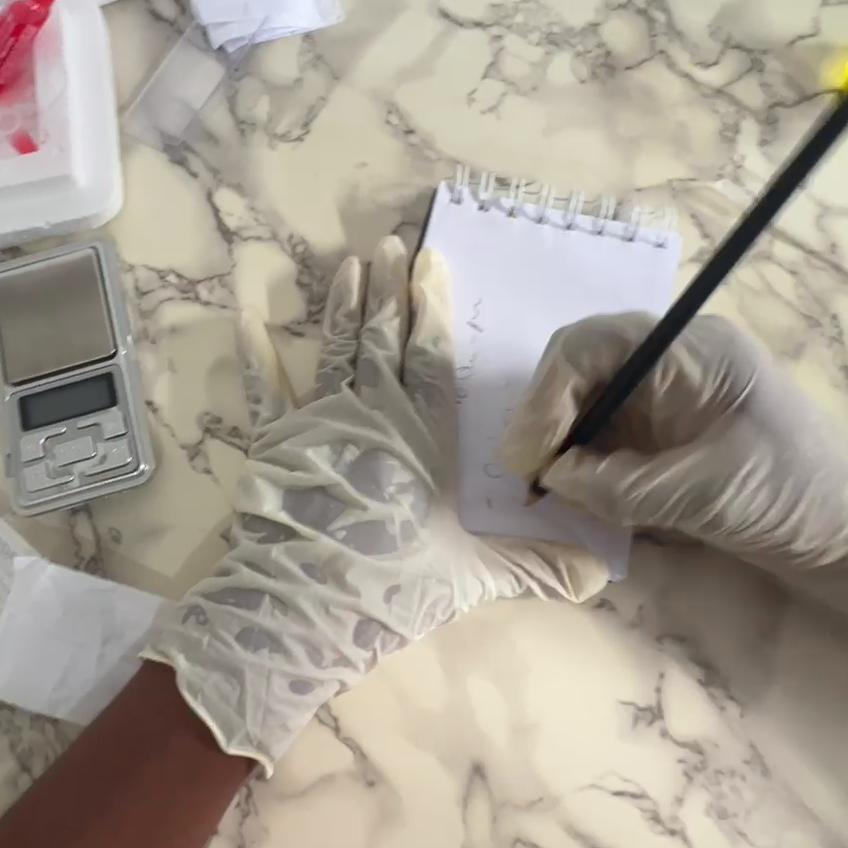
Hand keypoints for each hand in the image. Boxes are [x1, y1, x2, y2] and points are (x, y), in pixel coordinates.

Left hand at [142, 237, 610, 772]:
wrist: (305, 602)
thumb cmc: (390, 582)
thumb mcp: (471, 574)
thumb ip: (533, 565)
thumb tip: (601, 575)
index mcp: (419, 435)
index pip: (429, 357)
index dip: (431, 308)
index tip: (430, 263)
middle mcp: (370, 412)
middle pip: (381, 339)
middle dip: (388, 290)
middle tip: (389, 244)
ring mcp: (317, 420)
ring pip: (333, 349)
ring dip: (341, 304)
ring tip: (347, 264)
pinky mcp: (274, 439)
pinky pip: (263, 388)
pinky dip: (255, 353)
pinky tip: (246, 316)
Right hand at [501, 313, 847, 645]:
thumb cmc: (800, 498)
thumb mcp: (708, 492)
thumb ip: (621, 484)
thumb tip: (553, 477)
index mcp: (690, 352)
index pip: (590, 347)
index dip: (547, 395)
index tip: (532, 454)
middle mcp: (667, 362)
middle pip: (576, 367)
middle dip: (543, 415)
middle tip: (527, 470)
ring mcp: (661, 395)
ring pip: (580, 399)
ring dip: (555, 437)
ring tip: (544, 482)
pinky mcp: (658, 430)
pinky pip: (598, 431)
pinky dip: (575, 457)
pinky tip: (572, 487)